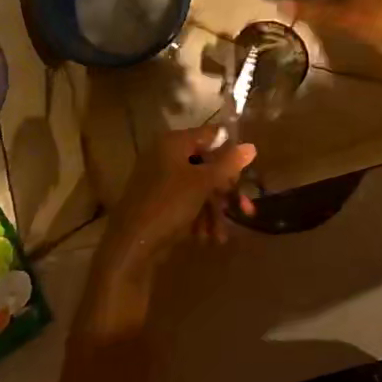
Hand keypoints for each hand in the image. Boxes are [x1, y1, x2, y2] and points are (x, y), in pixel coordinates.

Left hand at [101, 125, 256, 273]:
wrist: (130, 246)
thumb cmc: (169, 205)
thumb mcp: (203, 183)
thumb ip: (228, 164)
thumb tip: (251, 146)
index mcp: (173, 143)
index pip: (211, 135)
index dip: (231, 151)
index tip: (247, 170)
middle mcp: (164, 156)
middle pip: (206, 165)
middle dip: (225, 191)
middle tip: (243, 209)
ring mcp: (159, 180)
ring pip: (198, 188)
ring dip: (214, 210)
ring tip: (221, 235)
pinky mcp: (157, 202)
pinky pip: (186, 202)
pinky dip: (199, 217)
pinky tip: (207, 238)